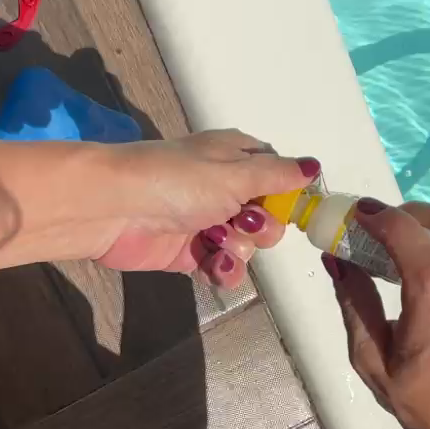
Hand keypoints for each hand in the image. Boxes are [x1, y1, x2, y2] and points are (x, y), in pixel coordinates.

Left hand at [85, 130, 318, 287]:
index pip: (277, 177)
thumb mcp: (234, 173)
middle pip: (267, 217)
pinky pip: (222, 267)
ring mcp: (205, 223)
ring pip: (246, 245)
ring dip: (239, 250)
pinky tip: (214, 267)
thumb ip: (277, 176)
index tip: (286, 206)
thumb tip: (315, 167)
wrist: (114, 209)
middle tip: (242, 223)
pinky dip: (224, 271)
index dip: (285, 195)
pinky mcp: (187, 254)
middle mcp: (223, 189)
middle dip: (262, 227)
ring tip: (217, 245)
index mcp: (235, 158)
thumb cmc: (177, 181)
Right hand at [326, 200, 429, 428]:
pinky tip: (421, 269)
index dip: (394, 228)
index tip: (362, 214)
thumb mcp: (368, 359)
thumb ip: (355, 305)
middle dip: (420, 213)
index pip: (425, 262)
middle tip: (385, 219)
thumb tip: (336, 259)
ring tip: (399, 237)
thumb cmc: (411, 398)